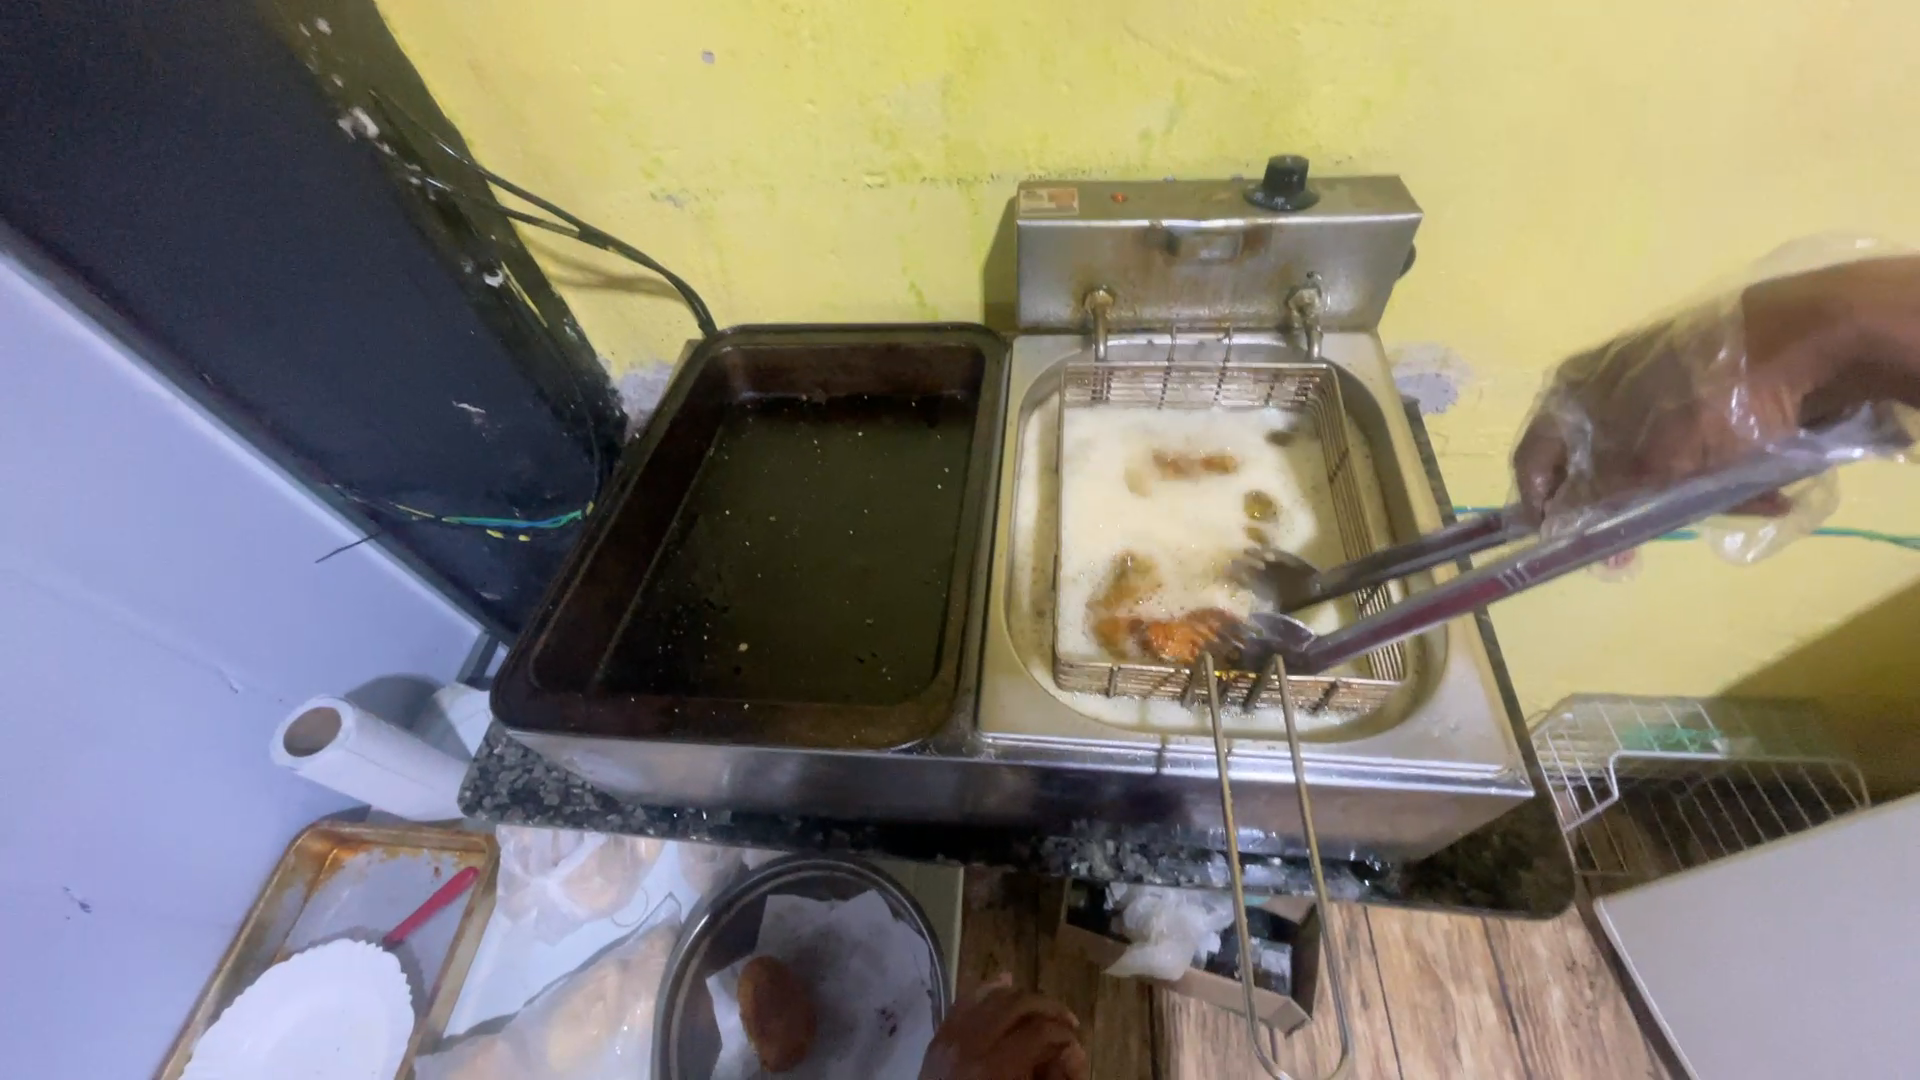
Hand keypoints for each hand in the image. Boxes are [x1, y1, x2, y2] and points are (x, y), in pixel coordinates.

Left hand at [918, 975, 1088, 1079]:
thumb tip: (1074, 1051)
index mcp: (993, 1068)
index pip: (1037, 1032)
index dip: (1063, 1033)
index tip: (1075, 1041)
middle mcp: (970, 1042)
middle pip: (1018, 1004)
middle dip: (1048, 1008)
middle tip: (1067, 1021)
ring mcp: (951, 1036)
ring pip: (993, 996)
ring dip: (1022, 997)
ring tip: (1042, 1011)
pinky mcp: (939, 1036)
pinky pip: (966, 1000)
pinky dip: (988, 989)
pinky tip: (1006, 984)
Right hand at [1513, 255, 1919, 521]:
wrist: (1805, 337)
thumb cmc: (1703, 405)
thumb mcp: (1644, 467)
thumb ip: (1592, 499)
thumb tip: (1556, 526)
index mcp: (1564, 399)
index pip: (1532, 463)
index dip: (1542, 506)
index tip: (1564, 540)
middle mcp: (1596, 388)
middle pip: (1588, 461)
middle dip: (1618, 504)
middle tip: (1639, 538)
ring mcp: (1649, 380)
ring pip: (1646, 453)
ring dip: (1679, 488)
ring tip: (1728, 507)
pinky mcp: (1701, 379)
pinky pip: (1693, 436)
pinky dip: (1718, 464)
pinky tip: (1758, 486)